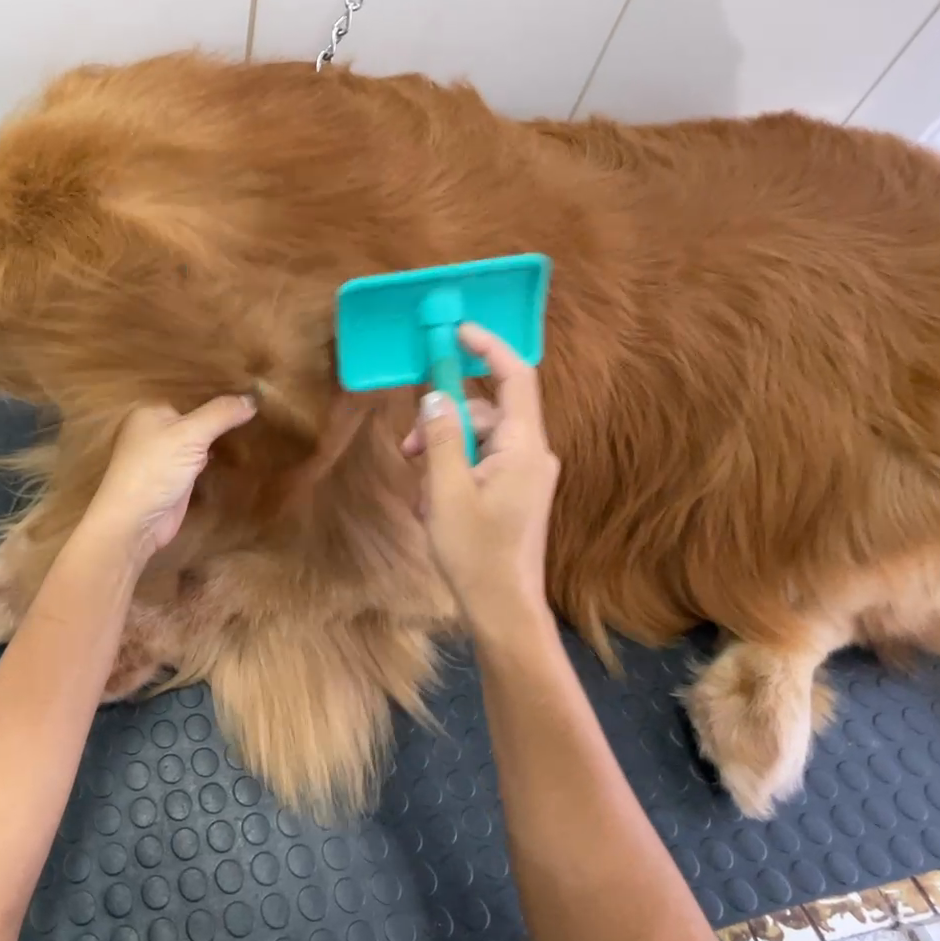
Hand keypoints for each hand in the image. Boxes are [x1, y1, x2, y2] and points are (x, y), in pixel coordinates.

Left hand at [88, 395, 258, 558]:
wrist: (136, 521)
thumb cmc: (155, 469)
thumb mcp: (190, 434)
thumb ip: (221, 414)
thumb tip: (252, 398)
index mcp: (151, 409)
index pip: (190, 390)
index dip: (218, 386)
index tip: (250, 382)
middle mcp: (157, 427)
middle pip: (196, 413)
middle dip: (223, 410)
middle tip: (261, 398)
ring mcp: (167, 452)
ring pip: (201, 436)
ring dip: (223, 433)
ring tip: (259, 417)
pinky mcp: (178, 474)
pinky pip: (202, 456)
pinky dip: (219, 452)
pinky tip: (242, 445)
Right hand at [403, 324, 559, 632]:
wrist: (502, 607)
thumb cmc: (475, 551)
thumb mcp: (446, 491)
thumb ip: (441, 437)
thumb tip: (435, 396)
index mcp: (524, 447)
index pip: (516, 378)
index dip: (489, 349)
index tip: (458, 332)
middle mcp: (531, 454)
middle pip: (487, 411)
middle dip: (444, 417)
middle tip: (408, 446)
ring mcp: (525, 475)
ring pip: (479, 438)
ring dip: (443, 448)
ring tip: (418, 483)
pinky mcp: (514, 492)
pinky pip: (481, 461)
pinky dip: (453, 468)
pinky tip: (432, 498)